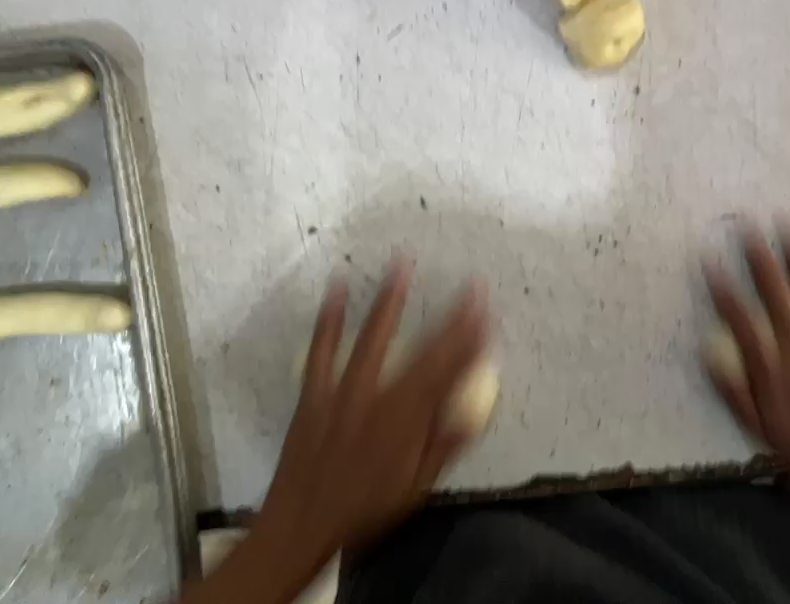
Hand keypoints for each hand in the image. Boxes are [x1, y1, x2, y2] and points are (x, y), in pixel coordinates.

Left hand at [259, 259, 491, 559]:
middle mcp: (379, 399)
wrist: (300, 526)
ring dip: (390, 298)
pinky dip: (329, 317)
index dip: (473, 339)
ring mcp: (343, 391)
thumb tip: (477, 410)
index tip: (489, 311)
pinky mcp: (313, 391)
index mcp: (408, 423)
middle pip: (423, 350)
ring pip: (372, 338)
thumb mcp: (415, 486)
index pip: (450, 373)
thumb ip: (444, 444)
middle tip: (471, 284)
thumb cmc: (365, 508)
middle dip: (451, 315)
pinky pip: (321, 349)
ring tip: (403, 262)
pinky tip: (338, 286)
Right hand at [703, 215, 789, 502]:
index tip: (710, 262)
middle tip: (749, 230)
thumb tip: (708, 356)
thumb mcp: (757, 427)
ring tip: (788, 229)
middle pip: (777, 299)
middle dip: (761, 261)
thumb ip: (733, 391)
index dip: (724, 291)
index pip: (742, 323)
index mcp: (772, 372)